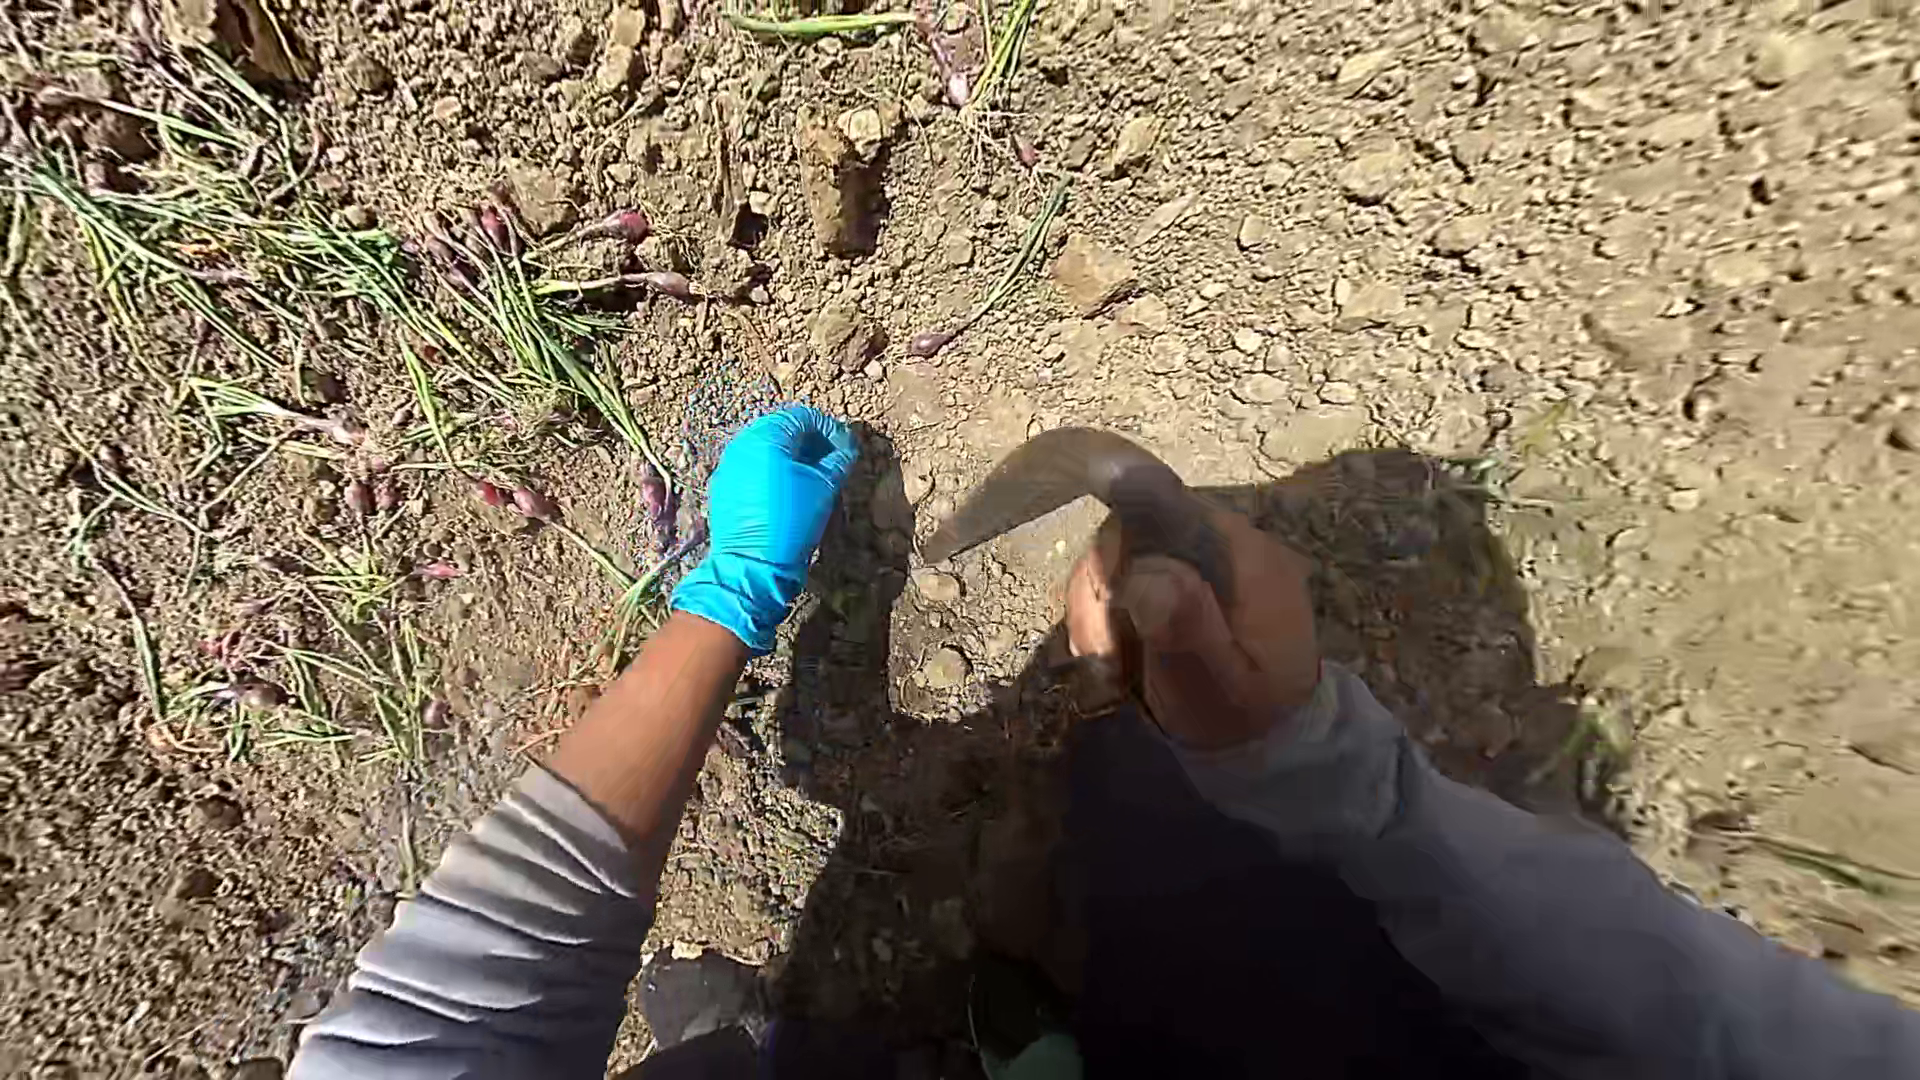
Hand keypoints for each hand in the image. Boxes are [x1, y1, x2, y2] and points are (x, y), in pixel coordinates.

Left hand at [672, 405, 857, 653]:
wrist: (752, 566)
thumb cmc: (791, 522)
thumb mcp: (824, 488)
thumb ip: (838, 461)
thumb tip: (847, 447)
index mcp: (766, 438)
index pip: (802, 416)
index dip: (829, 428)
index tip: (846, 446)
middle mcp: (742, 445)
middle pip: (782, 430)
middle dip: (811, 441)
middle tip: (833, 460)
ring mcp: (729, 467)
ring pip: (767, 450)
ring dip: (793, 457)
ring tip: (815, 476)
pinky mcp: (725, 489)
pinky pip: (754, 469)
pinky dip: (775, 472)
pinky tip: (792, 492)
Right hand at [1066, 505, 1319, 748]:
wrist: (1264, 740)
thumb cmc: (1246, 713)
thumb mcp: (1220, 680)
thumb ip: (1187, 625)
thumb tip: (1142, 573)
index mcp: (1240, 552)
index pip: (1163, 505)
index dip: (1118, 534)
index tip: (1098, 584)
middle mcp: (1215, 542)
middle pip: (1127, 534)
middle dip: (1099, 591)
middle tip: (1099, 653)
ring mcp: (1190, 561)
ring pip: (1111, 560)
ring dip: (1094, 611)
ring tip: (1105, 665)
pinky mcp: (1169, 582)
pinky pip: (1115, 580)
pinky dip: (1099, 616)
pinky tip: (1109, 656)